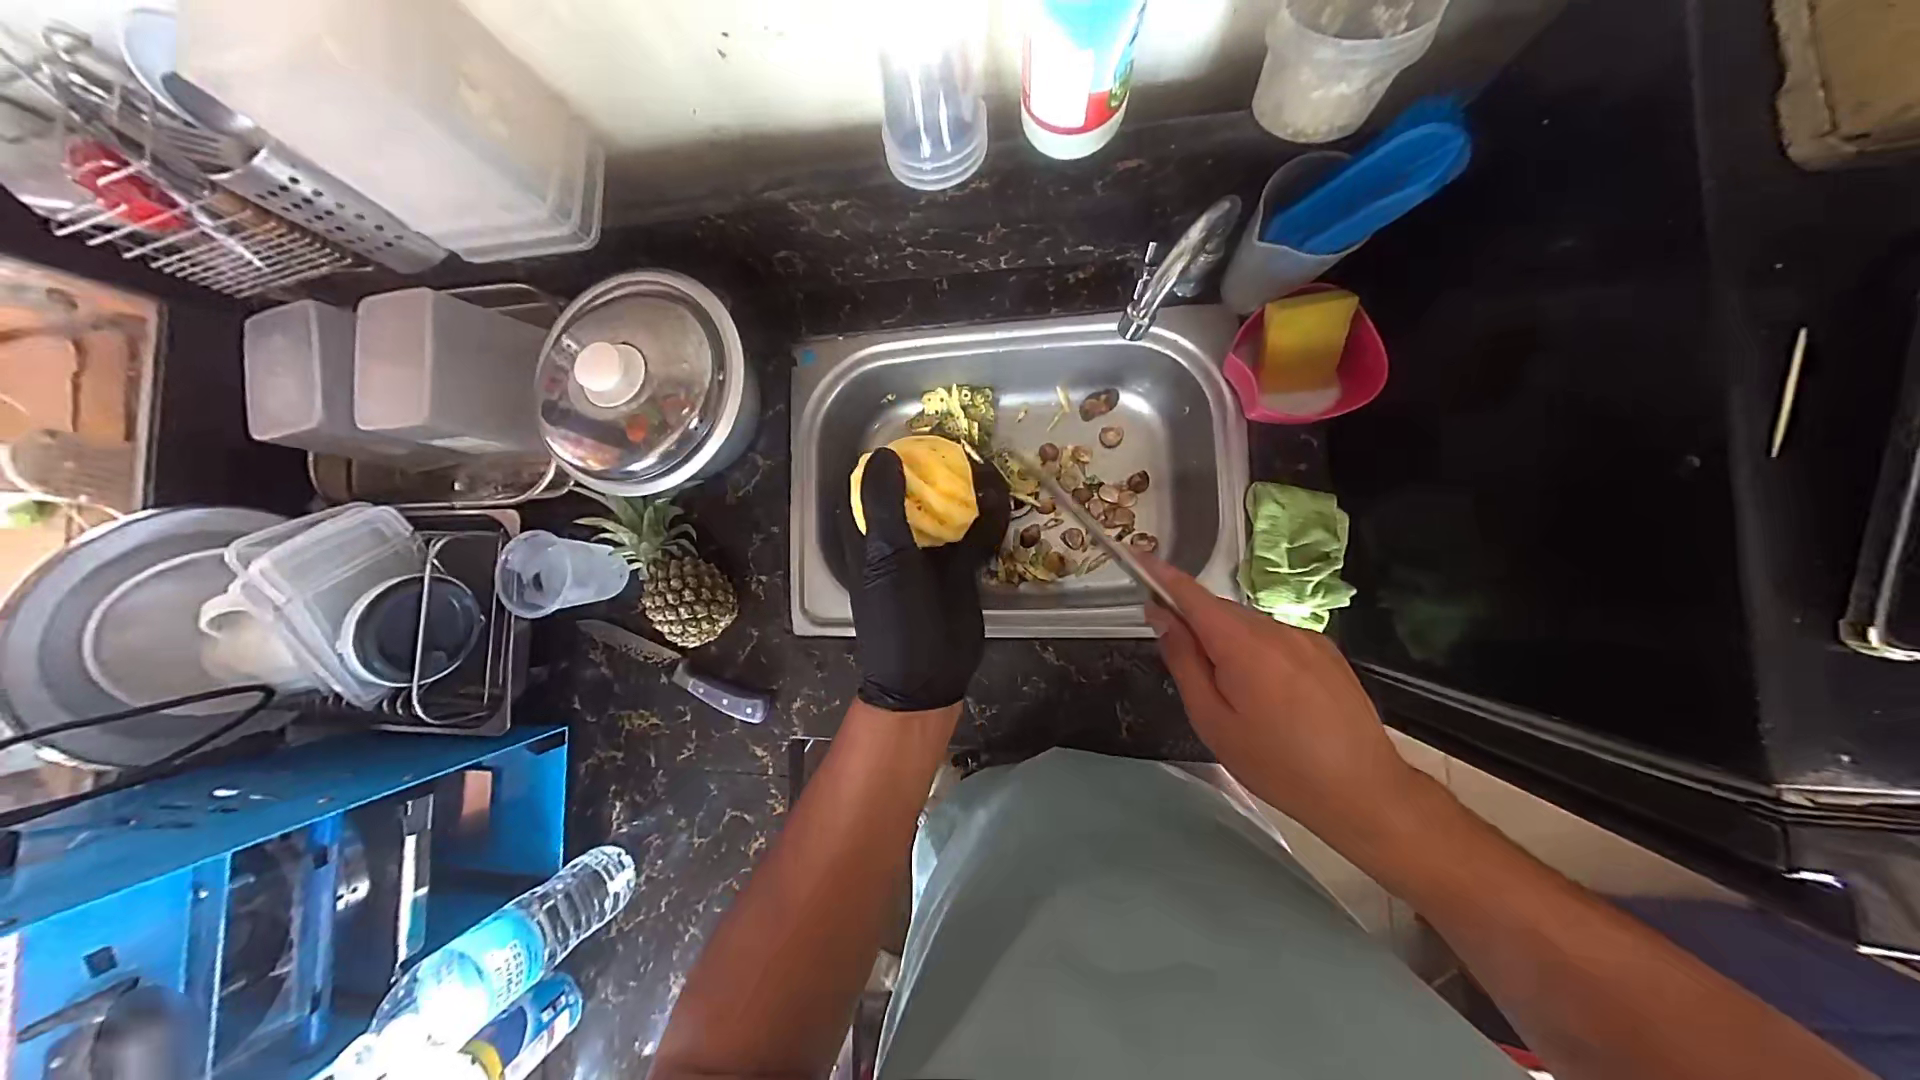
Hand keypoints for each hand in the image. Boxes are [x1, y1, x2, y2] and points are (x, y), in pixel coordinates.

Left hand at [838, 447, 1009, 711]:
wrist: (927, 675)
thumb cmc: (896, 617)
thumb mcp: (885, 559)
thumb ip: (884, 507)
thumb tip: (883, 454)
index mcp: (868, 535)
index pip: (870, 485)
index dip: (889, 460)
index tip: (915, 438)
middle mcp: (898, 538)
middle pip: (916, 494)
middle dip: (938, 472)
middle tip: (962, 450)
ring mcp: (930, 553)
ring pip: (948, 512)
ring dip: (967, 493)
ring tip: (985, 469)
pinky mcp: (959, 569)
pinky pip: (974, 536)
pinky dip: (988, 520)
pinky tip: (1001, 503)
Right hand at [1143, 557, 1416, 837]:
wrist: (1363, 790)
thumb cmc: (1275, 763)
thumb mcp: (1212, 719)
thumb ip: (1183, 661)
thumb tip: (1160, 616)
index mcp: (1242, 644)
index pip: (1192, 594)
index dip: (1161, 575)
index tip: (1137, 558)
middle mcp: (1275, 628)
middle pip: (1219, 610)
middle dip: (1194, 623)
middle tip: (1183, 664)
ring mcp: (1306, 637)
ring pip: (1248, 625)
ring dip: (1226, 641)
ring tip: (1233, 693)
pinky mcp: (1326, 651)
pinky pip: (1275, 637)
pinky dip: (1256, 650)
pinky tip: (1267, 693)